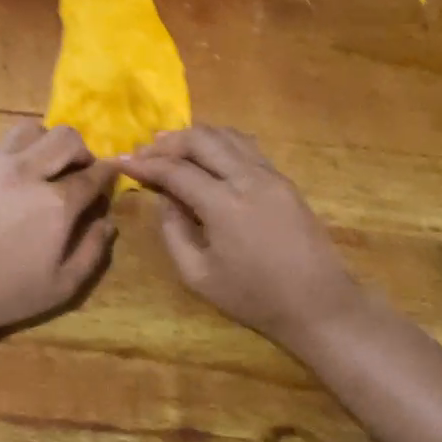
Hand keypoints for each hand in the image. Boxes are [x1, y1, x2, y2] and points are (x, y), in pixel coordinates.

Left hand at [0, 122, 117, 334]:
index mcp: (55, 204)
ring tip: (43, 167)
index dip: (107, 174)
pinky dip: (14, 155)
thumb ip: (93, 251)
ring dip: (45, 143)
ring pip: (30, 129)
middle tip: (78, 170)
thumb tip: (107, 220)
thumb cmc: (5, 294)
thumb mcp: (62, 286)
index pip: (93, 174)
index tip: (107, 178)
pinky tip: (8, 182)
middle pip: (65, 137)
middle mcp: (26, 173)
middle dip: (81, 150)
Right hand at [120, 127, 359, 343]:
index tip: (122, 161)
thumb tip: (164, 199)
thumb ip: (173, 232)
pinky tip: (206, 155)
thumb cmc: (254, 298)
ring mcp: (270, 175)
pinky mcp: (284, 180)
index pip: (176, 170)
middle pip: (201, 140)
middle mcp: (248, 179)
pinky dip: (219, 143)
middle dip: (167, 142)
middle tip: (144, 152)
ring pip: (226, 136)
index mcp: (224, 204)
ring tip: (171, 147)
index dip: (145, 164)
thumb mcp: (198, 276)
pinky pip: (246, 146)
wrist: (319, 305)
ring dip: (194, 137)